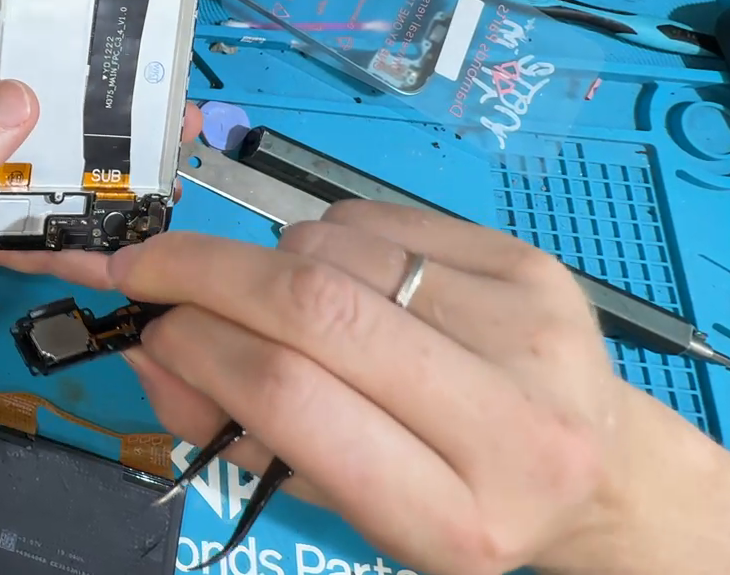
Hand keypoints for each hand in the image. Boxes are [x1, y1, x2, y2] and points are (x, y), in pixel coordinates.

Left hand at [0, 33, 198, 372]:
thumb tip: (24, 97)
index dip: (40, 51)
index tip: (113, 55)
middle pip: (7, 123)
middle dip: (71, 128)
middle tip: (153, 139)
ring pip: (6, 181)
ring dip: (60, 188)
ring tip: (138, 198)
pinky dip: (32, 241)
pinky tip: (84, 254)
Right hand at [97, 201, 729, 574]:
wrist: (589, 465)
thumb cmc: (427, 483)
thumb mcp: (316, 486)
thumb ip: (213, 419)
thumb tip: (144, 342)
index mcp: (451, 513)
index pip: (285, 392)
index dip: (192, 341)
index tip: (144, 321)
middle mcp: (511, 424)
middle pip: (306, 303)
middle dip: (195, 267)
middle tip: (141, 265)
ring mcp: (530, 332)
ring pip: (323, 248)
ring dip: (262, 258)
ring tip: (278, 295)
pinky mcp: (530, 265)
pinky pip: (362, 217)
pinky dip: (316, 236)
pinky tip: (345, 277)